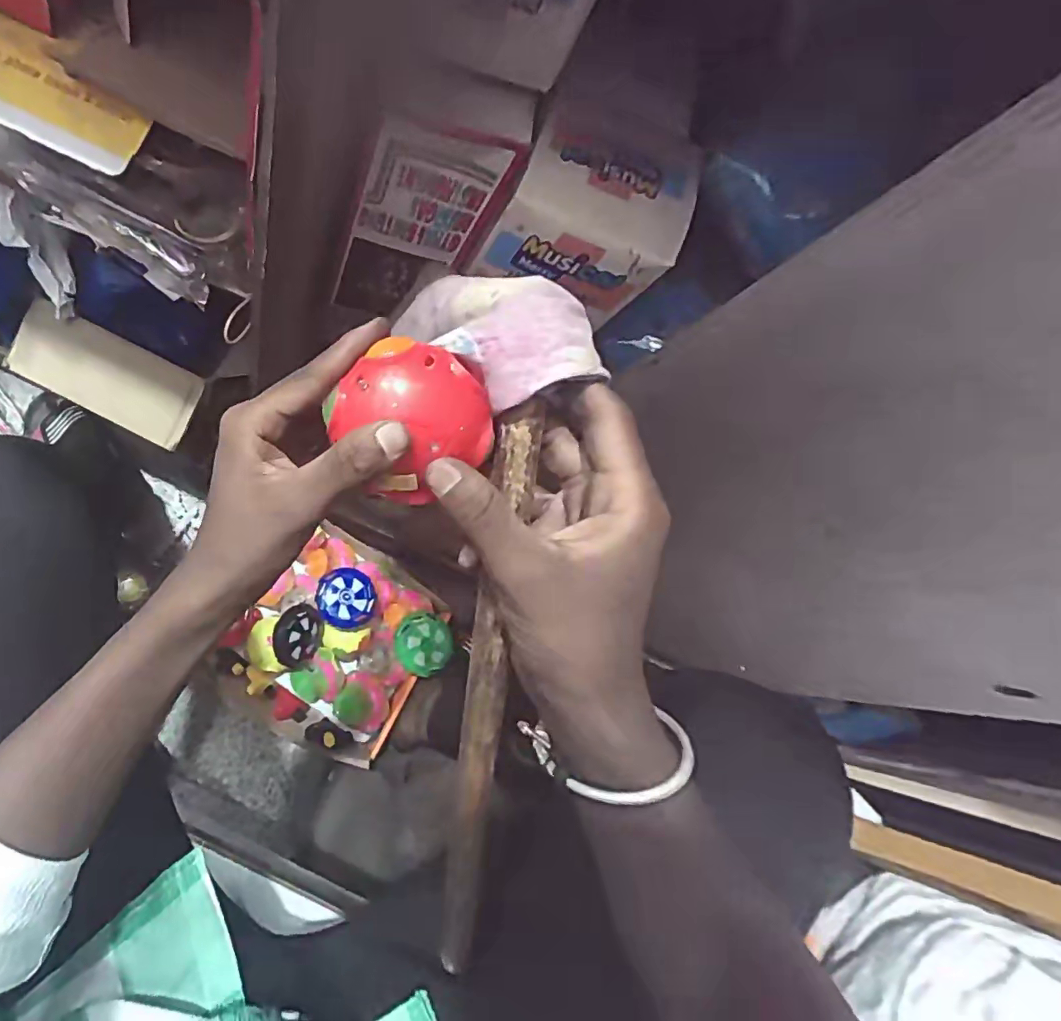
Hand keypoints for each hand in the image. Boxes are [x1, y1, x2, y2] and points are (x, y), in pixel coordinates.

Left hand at [178, 319, 410, 613]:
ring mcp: (270, 445)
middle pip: (315, 392)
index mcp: (253, 419)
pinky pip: (321, 446)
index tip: (383, 325)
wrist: (222, 582)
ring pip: (321, 420)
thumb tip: (398, 430)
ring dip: (356, 411)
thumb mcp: (299, 500)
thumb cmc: (249, 541)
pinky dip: (349, 443)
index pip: (308, 378)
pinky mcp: (282, 467)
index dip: (347, 351)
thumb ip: (346, 465)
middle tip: (401, 360)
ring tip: (400, 391)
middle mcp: (260, 423)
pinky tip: (380, 438)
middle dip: (356, 377)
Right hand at [426, 384, 676, 786]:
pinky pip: (521, 510)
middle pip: (562, 444)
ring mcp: (576, 525)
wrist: (582, 703)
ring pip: (536, 477)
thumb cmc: (572, 634)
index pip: (606, 419)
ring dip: (498, 470)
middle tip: (466, 397)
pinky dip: (494, 508)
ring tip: (450, 442)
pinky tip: (458, 515)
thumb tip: (436, 461)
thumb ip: (480, 512)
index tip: (519, 357)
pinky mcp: (552, 546)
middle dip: (517, 425)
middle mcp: (605, 502)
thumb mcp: (523, 568)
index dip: (570, 384)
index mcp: (624, 497)